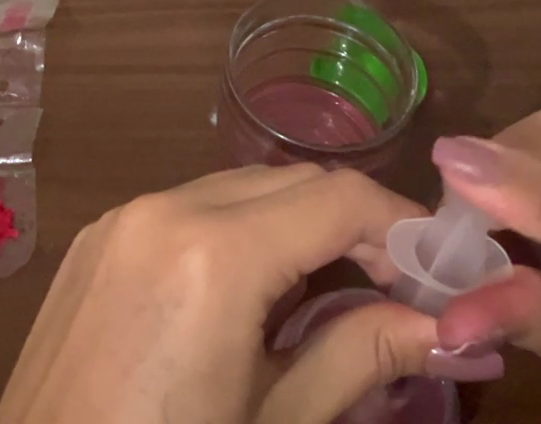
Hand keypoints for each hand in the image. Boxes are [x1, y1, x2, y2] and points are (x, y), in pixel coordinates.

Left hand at [0, 164, 461, 423]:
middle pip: (289, 182)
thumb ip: (360, 356)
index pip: (337, 197)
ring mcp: (122, 219)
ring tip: (325, 288)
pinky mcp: (97, 239)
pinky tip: (246, 290)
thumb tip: (443, 326)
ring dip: (293, 222)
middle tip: (394, 283)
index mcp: (214, 253)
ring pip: (237, 187)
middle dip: (350, 221)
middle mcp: (163, 209)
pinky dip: (235, 228)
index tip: (435, 268)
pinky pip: (187, 207)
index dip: (399, 223)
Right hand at [431, 92, 540, 417]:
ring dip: (501, 174)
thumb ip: (540, 328)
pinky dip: (518, 155)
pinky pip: (540, 122)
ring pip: (534, 134)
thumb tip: (452, 314)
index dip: (524, 186)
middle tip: (475, 256)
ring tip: (520, 231)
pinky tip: (538, 191)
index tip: (447, 165)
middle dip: (484, 194)